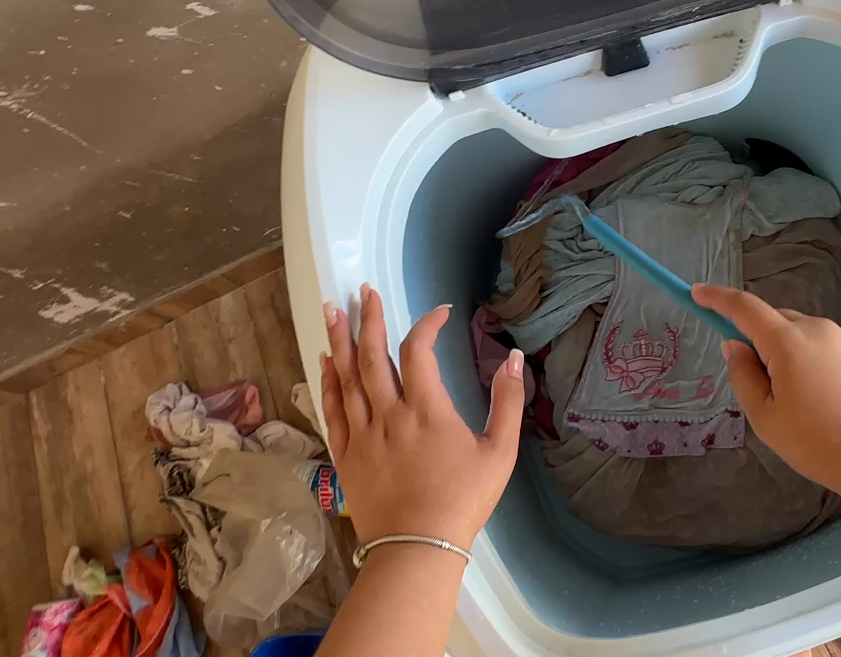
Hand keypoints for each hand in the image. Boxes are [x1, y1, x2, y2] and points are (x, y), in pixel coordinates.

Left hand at [320, 284, 524, 548]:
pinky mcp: (347, 455)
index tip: (440, 312)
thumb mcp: (500, 451)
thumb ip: (508, 400)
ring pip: (347, 378)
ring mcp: (363, 434)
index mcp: (426, 409)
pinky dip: (328, 382)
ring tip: (333, 309)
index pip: (419, 351)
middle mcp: (389, 414)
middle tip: (364, 291)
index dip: (428, 324)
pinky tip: (326, 361)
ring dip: (341, 341)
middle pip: (372, 356)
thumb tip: (515, 357)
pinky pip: (333, 409)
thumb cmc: (463, 499)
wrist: (418, 549)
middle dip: (369, 319)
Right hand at [695, 284, 840, 508]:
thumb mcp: (768, 419)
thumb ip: (744, 377)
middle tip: (760, 388)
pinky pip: (825, 350)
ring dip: (787, 357)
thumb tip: (736, 346)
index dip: (717, 298)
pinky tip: (827, 408)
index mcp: (788, 340)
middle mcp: (817, 329)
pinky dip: (812, 366)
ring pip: (800, 337)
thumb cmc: (824, 444)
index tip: (697, 292)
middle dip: (758, 342)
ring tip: (801, 410)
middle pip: (774, 322)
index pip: (744, 307)